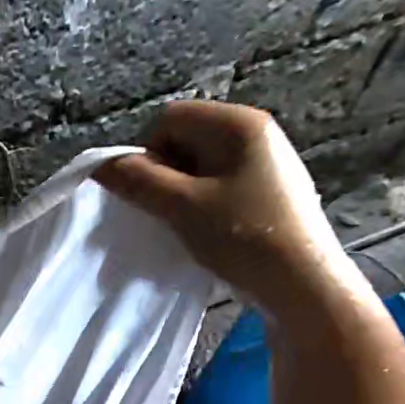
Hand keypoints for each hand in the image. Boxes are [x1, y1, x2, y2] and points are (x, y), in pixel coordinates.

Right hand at [94, 101, 351, 308]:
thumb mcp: (183, 208)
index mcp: (238, 123)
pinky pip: (223, 183)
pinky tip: (214, 232)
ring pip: (202, 165)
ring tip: (192, 227)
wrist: (303, 284)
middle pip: (186, 139)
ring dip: (184, 193)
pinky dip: (206, 204)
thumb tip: (102, 166)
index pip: (170, 119)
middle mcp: (256, 131)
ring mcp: (267, 160)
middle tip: (171, 214)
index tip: (151, 196)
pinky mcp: (271, 189)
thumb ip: (140, 182)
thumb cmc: (244, 238)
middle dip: (167, 174)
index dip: (149, 155)